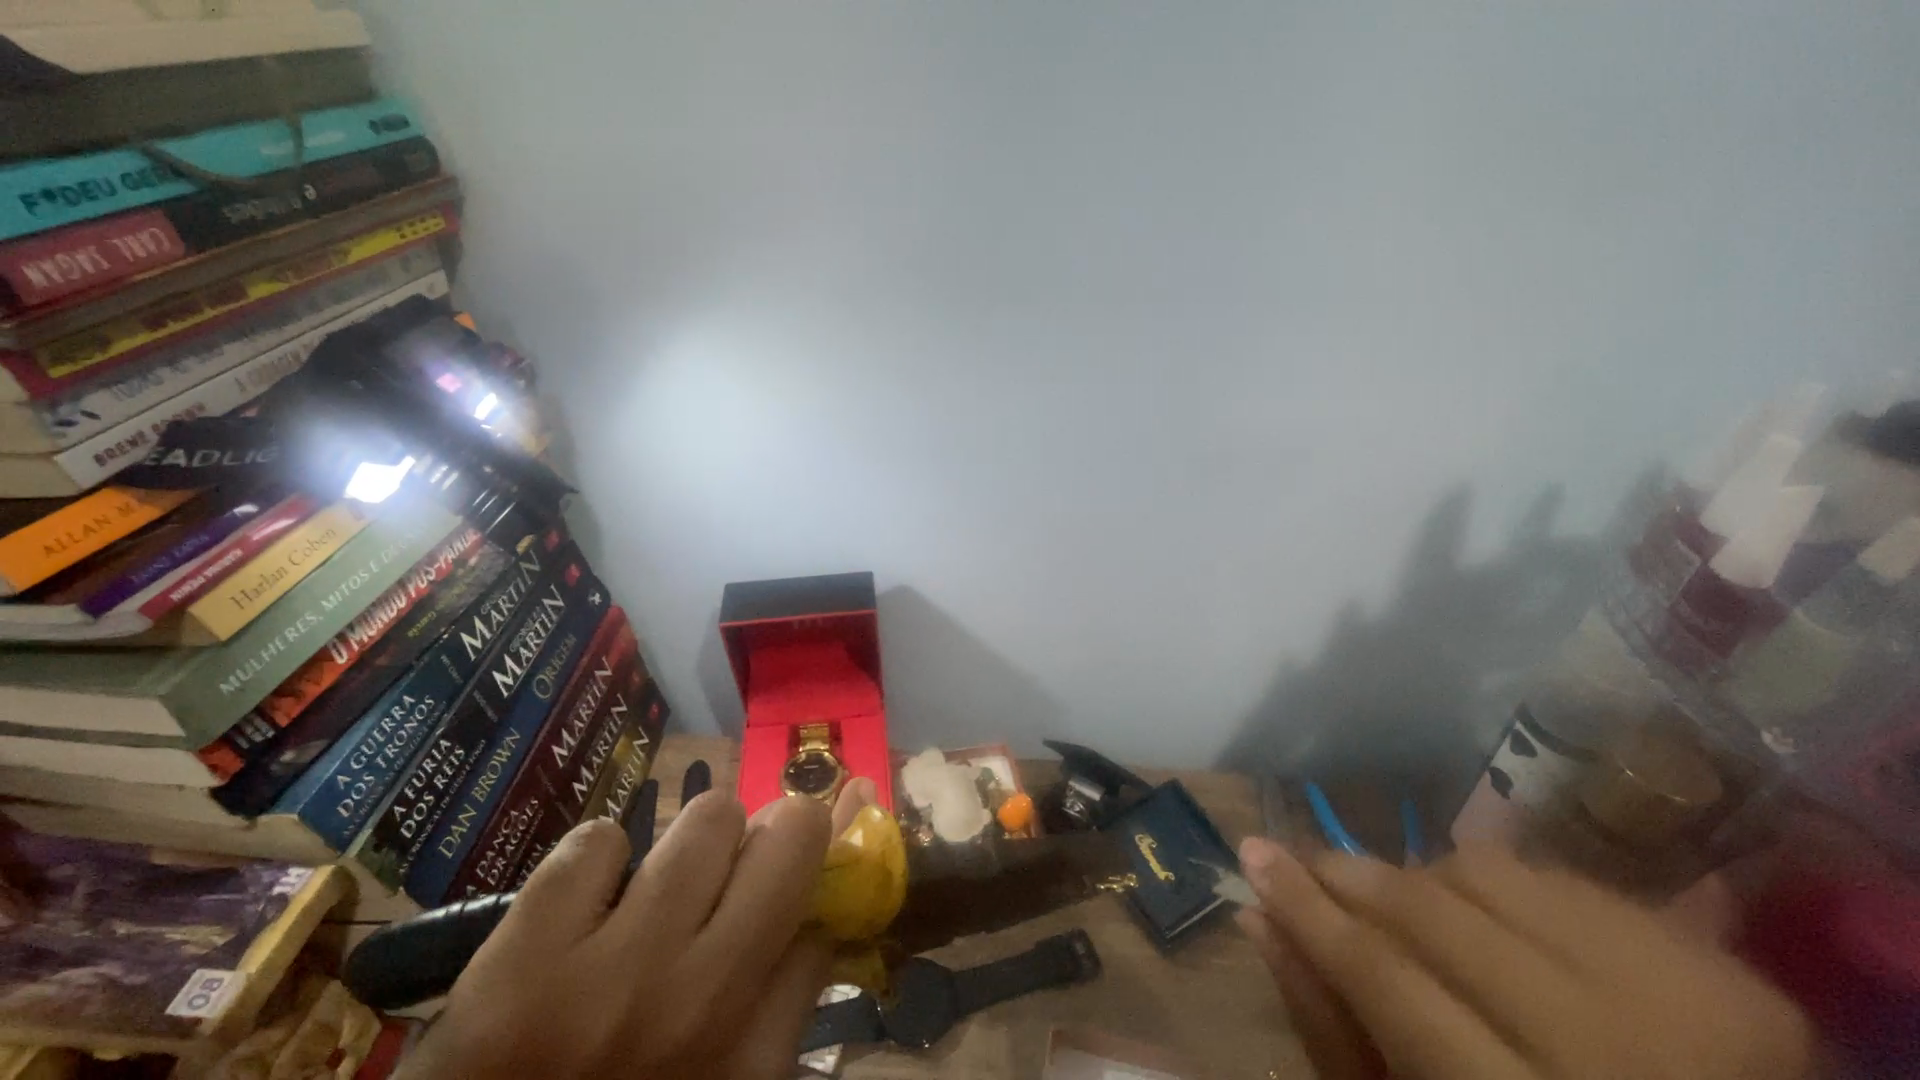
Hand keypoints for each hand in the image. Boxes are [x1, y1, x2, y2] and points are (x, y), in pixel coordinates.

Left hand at [399, 781, 876, 1079]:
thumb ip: (788, 986)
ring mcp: (608, 977)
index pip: (833, 903)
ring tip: (649, 897)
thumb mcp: (731, 1078)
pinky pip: (599, 839)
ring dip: (686, 848)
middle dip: (768, 834)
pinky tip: (578, 914)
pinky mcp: (522, 956)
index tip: (842, 809)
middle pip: (786, 837)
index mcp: (750, 1047)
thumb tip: (830, 875)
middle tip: (730, 869)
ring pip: (706, 818)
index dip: (839, 842)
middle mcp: (696, 1003)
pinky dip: (594, 864)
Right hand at [1235, 839, 1815, 1079]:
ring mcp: (1685, 1003)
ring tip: (1402, 900)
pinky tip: (1486, 916)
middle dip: (1354, 878)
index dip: (1310, 913)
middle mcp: (1617, 1051)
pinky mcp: (1727, 973)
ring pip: (1495, 877)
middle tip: (1305, 860)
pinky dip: (1503, 888)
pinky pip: (1563, 881)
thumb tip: (1260, 918)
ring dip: (1425, 878)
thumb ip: (1332, 1028)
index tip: (1254, 856)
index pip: (1387, 980)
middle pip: (1438, 917)